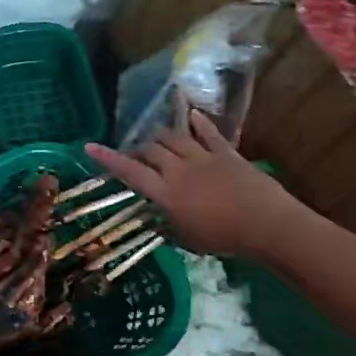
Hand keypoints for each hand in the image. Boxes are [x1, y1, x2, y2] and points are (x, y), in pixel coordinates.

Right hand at [85, 109, 300, 257]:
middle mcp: (179, 170)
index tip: (90, 147)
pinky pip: (208, 132)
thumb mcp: (187, 240)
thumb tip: (155, 222)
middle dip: (137, 149)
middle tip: (133, 156)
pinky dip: (197, 122)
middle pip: (150, 150)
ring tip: (155, 140)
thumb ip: (168, 228)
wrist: (264, 224)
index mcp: (166, 194)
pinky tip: (191, 116)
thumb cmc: (223, 239)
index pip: (130, 172)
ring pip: (173, 137)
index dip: (109, 159)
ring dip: (160, 136)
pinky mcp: (226, 152)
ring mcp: (203, 157)